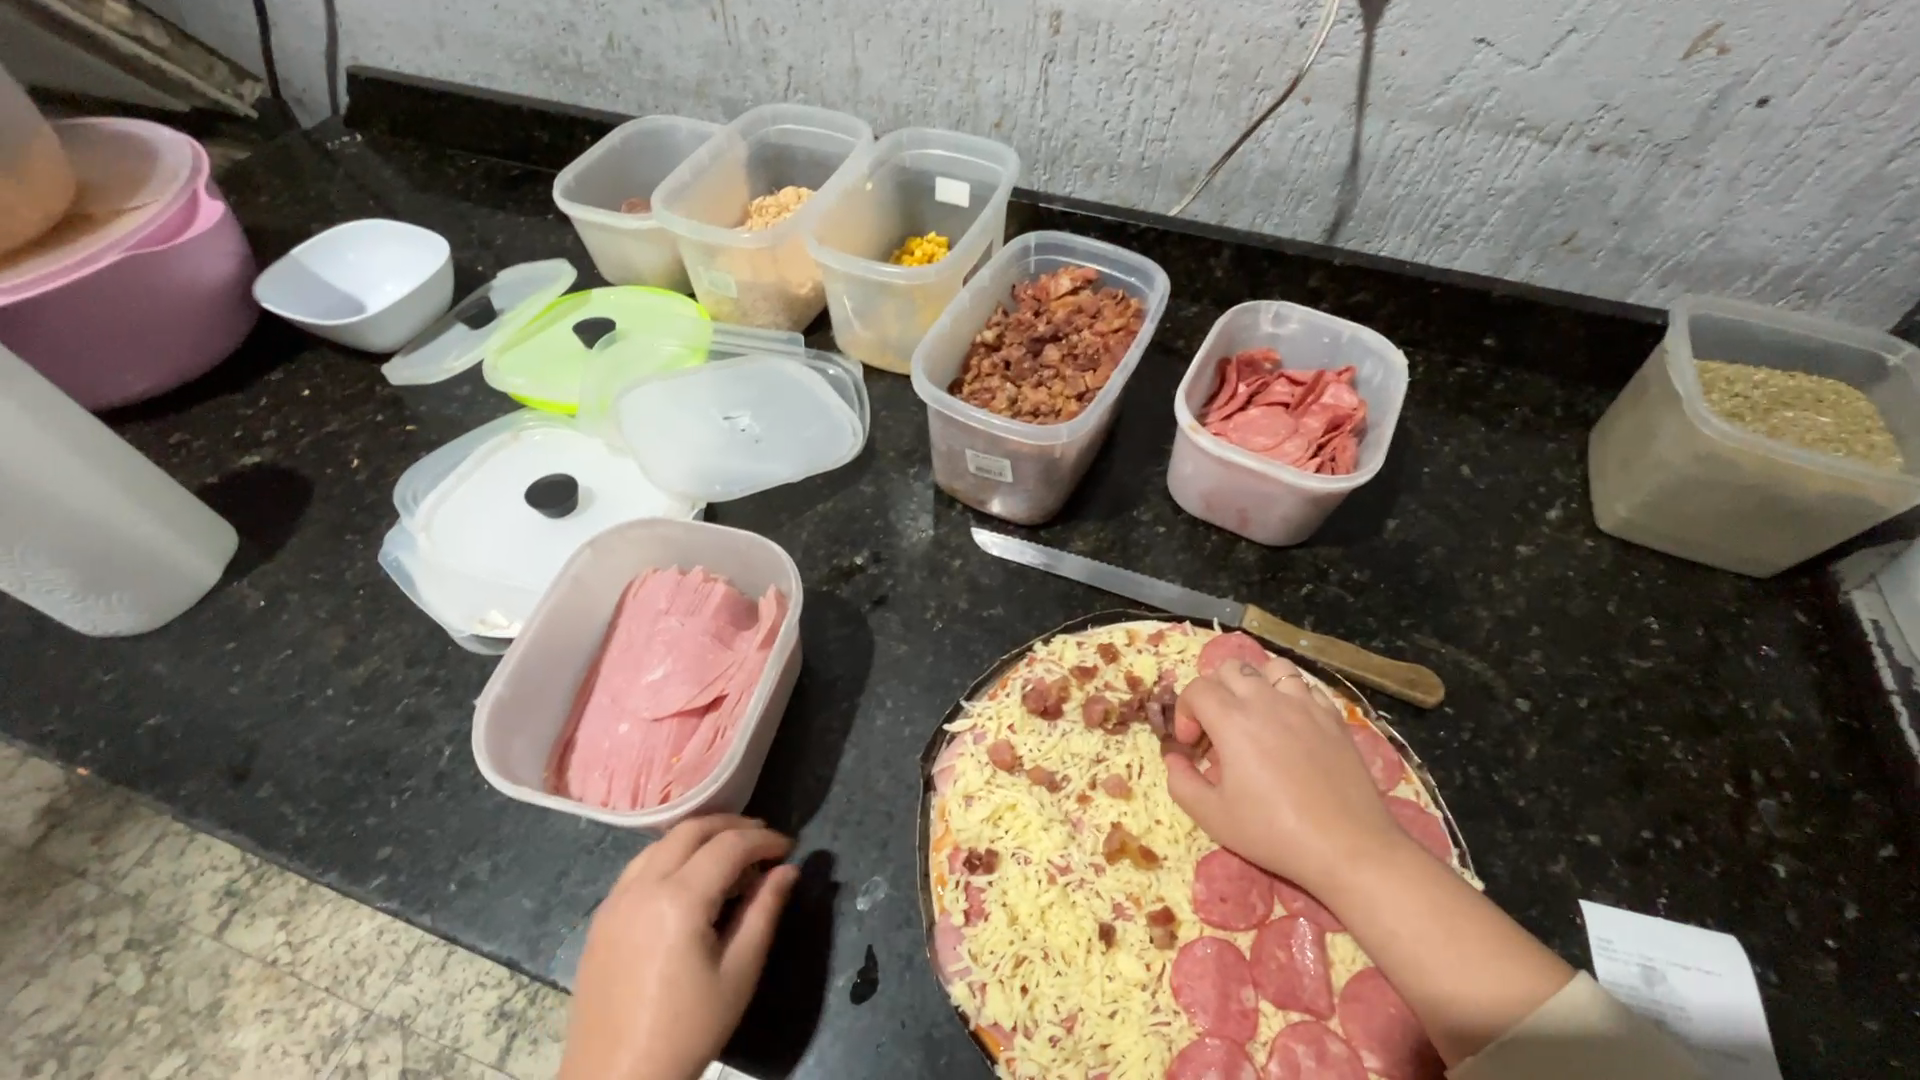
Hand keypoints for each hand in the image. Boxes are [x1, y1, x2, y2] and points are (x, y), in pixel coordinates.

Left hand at [560, 815, 798, 1079]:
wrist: (617, 1078)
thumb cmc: (687, 1029)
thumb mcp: (739, 972)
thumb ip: (764, 912)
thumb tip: (788, 869)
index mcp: (679, 900)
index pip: (729, 846)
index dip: (764, 840)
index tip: (788, 849)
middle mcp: (642, 887)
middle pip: (691, 830)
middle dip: (732, 826)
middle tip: (763, 840)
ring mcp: (616, 900)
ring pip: (661, 842)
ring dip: (699, 837)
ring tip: (730, 855)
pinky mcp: (602, 917)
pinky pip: (639, 866)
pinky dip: (671, 856)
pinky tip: (689, 879)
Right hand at [1164, 656, 1406, 894]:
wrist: (1347, 846)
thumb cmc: (1273, 832)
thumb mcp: (1213, 817)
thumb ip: (1182, 783)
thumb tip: (1174, 760)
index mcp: (1233, 720)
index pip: (1197, 689)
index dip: (1185, 713)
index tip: (1192, 745)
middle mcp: (1267, 701)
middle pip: (1231, 669)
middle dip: (1214, 691)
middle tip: (1217, 728)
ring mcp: (1305, 705)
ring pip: (1272, 668)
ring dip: (1255, 684)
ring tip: (1255, 714)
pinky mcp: (1333, 718)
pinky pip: (1306, 687)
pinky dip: (1290, 696)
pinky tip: (1290, 725)